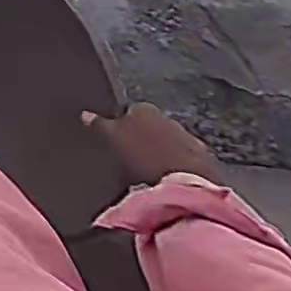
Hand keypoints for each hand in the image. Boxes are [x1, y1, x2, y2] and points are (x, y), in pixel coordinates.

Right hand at [83, 102, 221, 185]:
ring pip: (168, 142)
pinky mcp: (205, 159)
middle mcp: (168, 117)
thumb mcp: (110, 138)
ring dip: (161, 151)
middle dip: (143, 137)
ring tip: (149, 171)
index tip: (115, 140)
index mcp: (143, 107)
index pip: (127, 111)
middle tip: (131, 156)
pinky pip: (184, 158)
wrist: (186, 183)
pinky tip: (168, 178)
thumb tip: (85, 114)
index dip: (119, 125)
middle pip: (150, 126)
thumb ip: (97, 124)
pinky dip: (176, 165)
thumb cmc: (142, 156)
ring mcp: (189, 138)